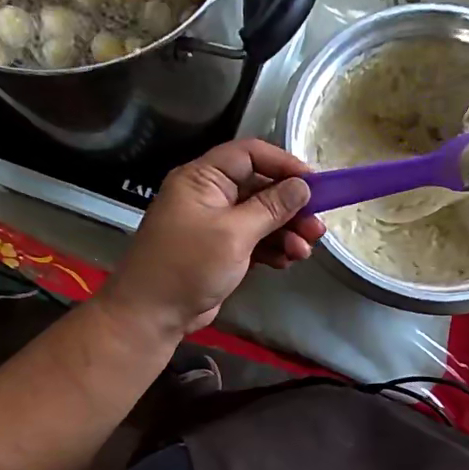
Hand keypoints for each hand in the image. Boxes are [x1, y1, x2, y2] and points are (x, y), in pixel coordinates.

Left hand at [97, 138, 325, 338]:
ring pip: (260, 217)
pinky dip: (271, 248)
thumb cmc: (188, 266)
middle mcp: (208, 196)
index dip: (283, 164)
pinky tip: (287, 260)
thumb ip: (271, 207)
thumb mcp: (234, 234)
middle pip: (259, 188)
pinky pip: (253, 240)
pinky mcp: (219, 251)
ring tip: (305, 250)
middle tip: (316, 226)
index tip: (314, 182)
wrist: (152, 314)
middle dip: (290, 206)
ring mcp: (213, 225)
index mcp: (202, 179)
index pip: (248, 155)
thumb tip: (303, 186)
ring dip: (285, 231)